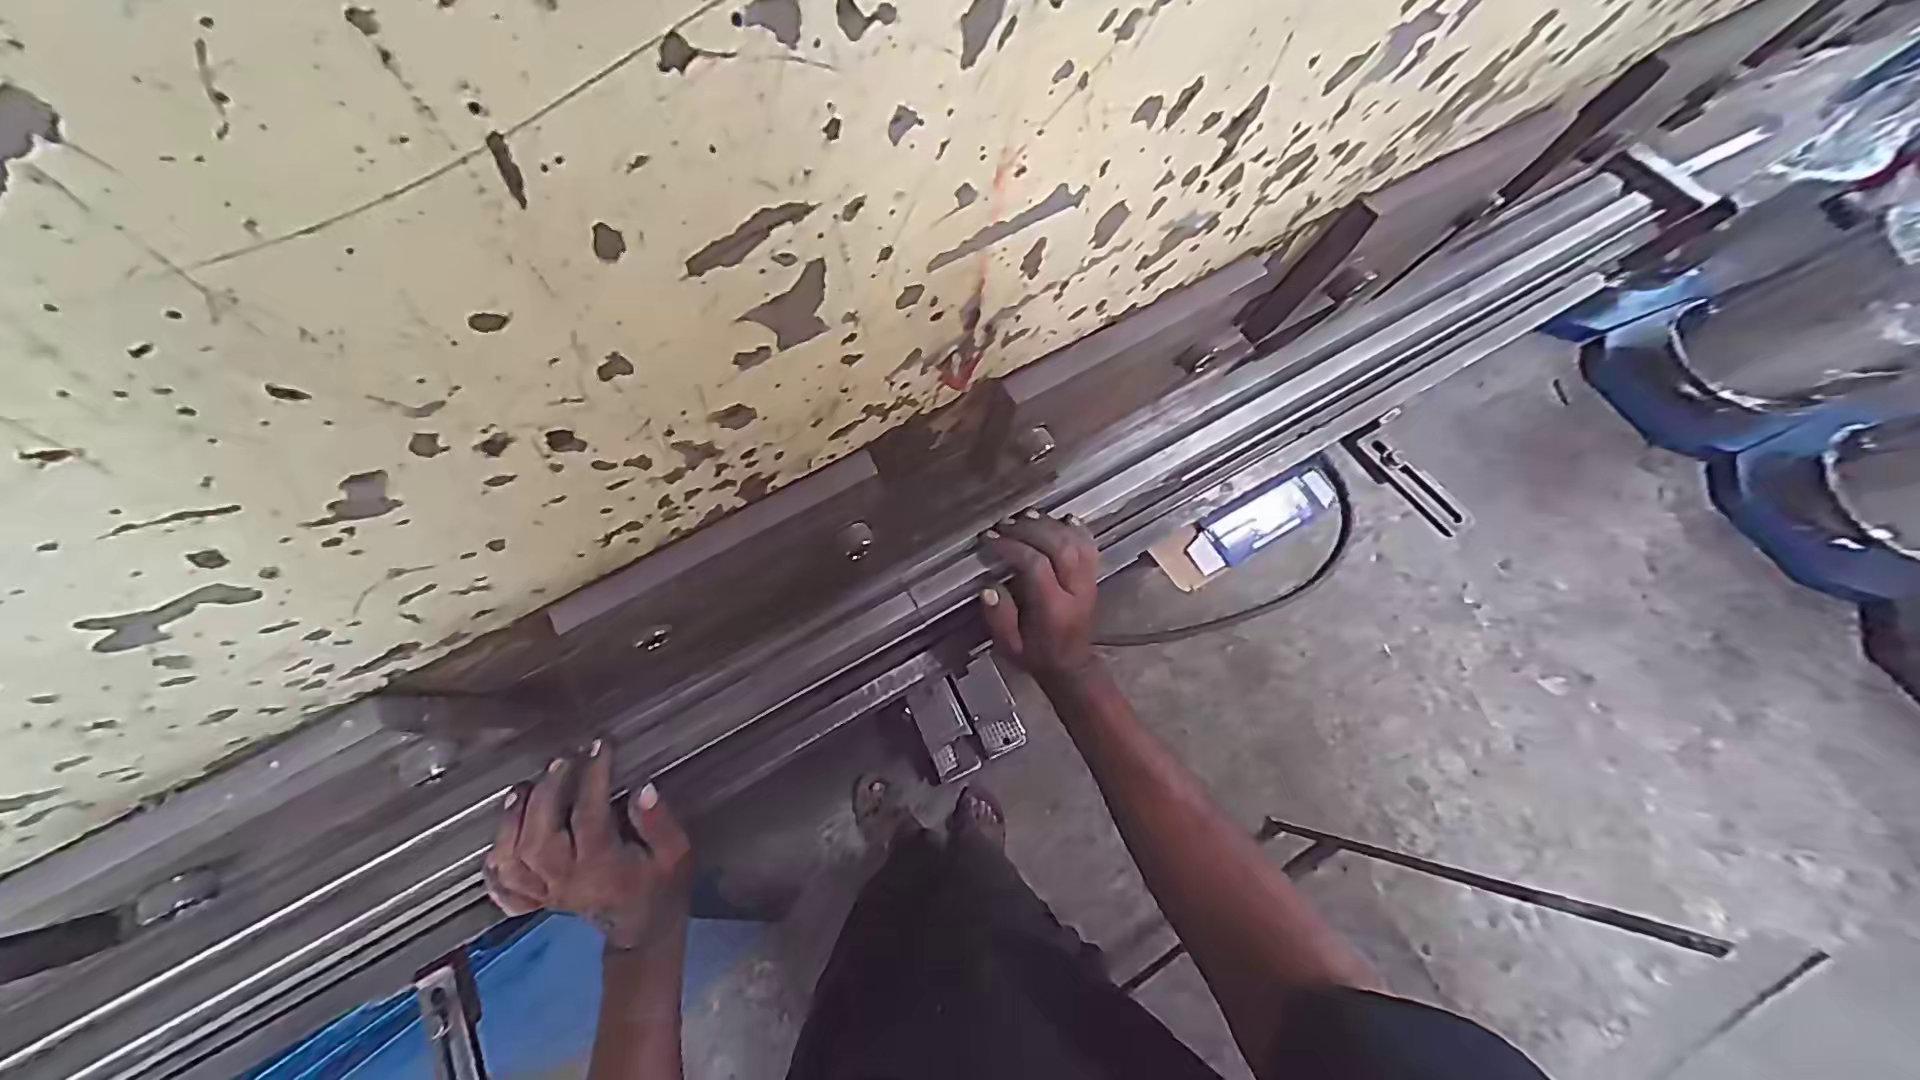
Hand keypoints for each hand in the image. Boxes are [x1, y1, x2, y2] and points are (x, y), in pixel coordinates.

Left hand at [483, 741, 692, 951]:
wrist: (645, 929)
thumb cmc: (663, 884)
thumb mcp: (675, 851)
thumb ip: (658, 821)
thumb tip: (643, 787)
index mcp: (603, 866)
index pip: (589, 816)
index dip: (592, 777)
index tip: (599, 747)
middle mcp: (566, 881)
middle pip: (539, 838)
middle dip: (547, 794)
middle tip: (560, 762)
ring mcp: (546, 893)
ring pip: (513, 861)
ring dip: (511, 822)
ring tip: (523, 789)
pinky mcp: (536, 900)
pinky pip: (503, 887)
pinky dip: (494, 863)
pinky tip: (500, 839)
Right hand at [980, 511, 1100, 681]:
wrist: (1071, 666)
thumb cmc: (1036, 655)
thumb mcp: (1009, 646)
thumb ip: (998, 617)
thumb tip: (988, 588)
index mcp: (1053, 608)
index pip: (1036, 565)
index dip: (1012, 547)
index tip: (989, 539)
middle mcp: (1076, 591)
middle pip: (1059, 546)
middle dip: (1029, 529)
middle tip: (1004, 524)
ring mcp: (1088, 582)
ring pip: (1076, 542)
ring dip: (1050, 524)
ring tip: (1025, 516)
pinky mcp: (1093, 577)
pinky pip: (1089, 546)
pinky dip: (1077, 528)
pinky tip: (1062, 518)